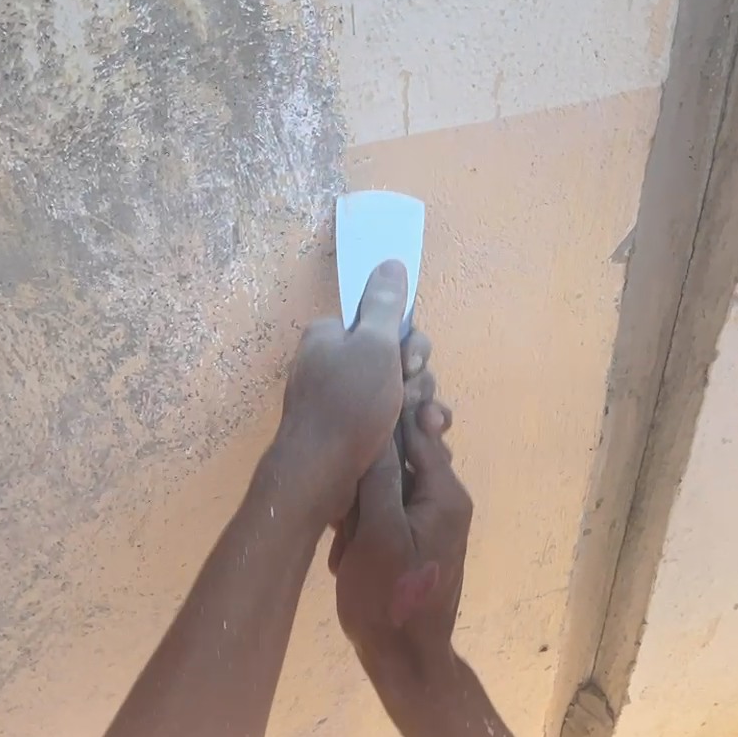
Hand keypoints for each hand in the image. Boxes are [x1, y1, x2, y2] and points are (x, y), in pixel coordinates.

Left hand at [262, 260, 408, 529]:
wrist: (320, 476)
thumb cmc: (347, 405)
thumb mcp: (374, 345)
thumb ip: (385, 303)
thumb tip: (390, 260)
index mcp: (330, 335)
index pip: (383, 324)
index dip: (407, 344)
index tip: (409, 364)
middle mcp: (331, 361)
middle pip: (393, 357)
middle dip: (414, 377)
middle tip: (410, 398)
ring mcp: (338, 397)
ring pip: (395, 389)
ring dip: (415, 403)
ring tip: (414, 425)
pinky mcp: (348, 429)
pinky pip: (386, 416)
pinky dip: (405, 425)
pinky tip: (417, 439)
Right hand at [330, 333, 469, 681]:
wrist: (408, 663)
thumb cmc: (389, 596)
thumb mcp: (377, 532)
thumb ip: (379, 476)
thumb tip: (379, 423)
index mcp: (443, 492)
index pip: (417, 429)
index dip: (395, 399)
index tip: (374, 369)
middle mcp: (446, 498)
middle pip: (408, 449)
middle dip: (375, 446)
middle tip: (351, 428)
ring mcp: (434, 519)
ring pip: (396, 477)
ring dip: (367, 482)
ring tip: (342, 492)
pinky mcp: (419, 537)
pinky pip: (393, 504)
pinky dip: (369, 507)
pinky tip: (345, 524)